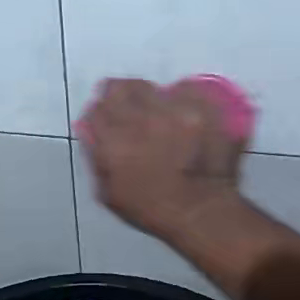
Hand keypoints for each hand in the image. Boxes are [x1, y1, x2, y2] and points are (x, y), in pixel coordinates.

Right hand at [79, 78, 248, 243]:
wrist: (205, 212)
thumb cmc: (155, 210)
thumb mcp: (110, 194)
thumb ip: (97, 157)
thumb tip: (93, 131)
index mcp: (116, 141)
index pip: (97, 109)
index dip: (102, 116)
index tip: (109, 123)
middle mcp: (144, 118)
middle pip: (121, 87)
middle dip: (122, 98)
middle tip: (132, 112)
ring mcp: (178, 111)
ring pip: (154, 87)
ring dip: (153, 100)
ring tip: (163, 118)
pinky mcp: (206, 109)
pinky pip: (188, 91)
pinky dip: (184, 100)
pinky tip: (187, 117)